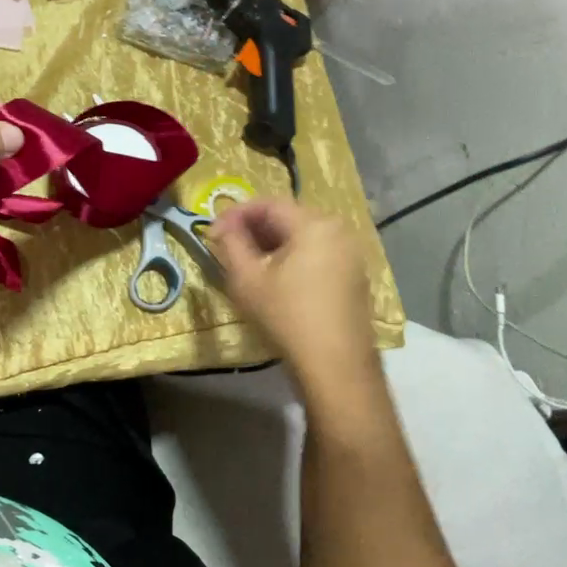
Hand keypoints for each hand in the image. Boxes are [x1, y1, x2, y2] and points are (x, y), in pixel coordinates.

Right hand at [209, 199, 372, 370]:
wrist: (334, 362)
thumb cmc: (285, 314)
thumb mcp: (246, 277)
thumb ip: (230, 243)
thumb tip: (223, 226)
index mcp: (314, 225)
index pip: (267, 204)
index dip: (234, 214)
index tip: (212, 232)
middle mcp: (339, 231)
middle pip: (288, 217)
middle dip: (253, 228)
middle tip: (226, 246)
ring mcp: (351, 254)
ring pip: (303, 236)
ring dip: (271, 243)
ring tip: (247, 263)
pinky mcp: (355, 276)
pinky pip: (317, 253)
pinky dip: (292, 257)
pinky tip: (275, 279)